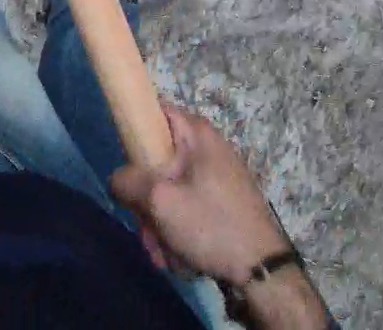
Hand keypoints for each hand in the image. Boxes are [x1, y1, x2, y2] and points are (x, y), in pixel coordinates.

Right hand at [109, 105, 287, 282]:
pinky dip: (179, 228)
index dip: (134, 130)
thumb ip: (127, 182)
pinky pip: (189, 206)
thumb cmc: (211, 224)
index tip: (125, 160)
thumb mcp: (160, 200)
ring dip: (160, 220)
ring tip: (163, 251)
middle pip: (159, 159)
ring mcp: (218, 176)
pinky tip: (180, 255)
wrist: (264, 273)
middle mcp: (209, 148)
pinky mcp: (224, 202)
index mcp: (198, 134)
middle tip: (144, 224)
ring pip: (172, 188)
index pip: (155, 110)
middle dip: (146, 197)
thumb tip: (118, 180)